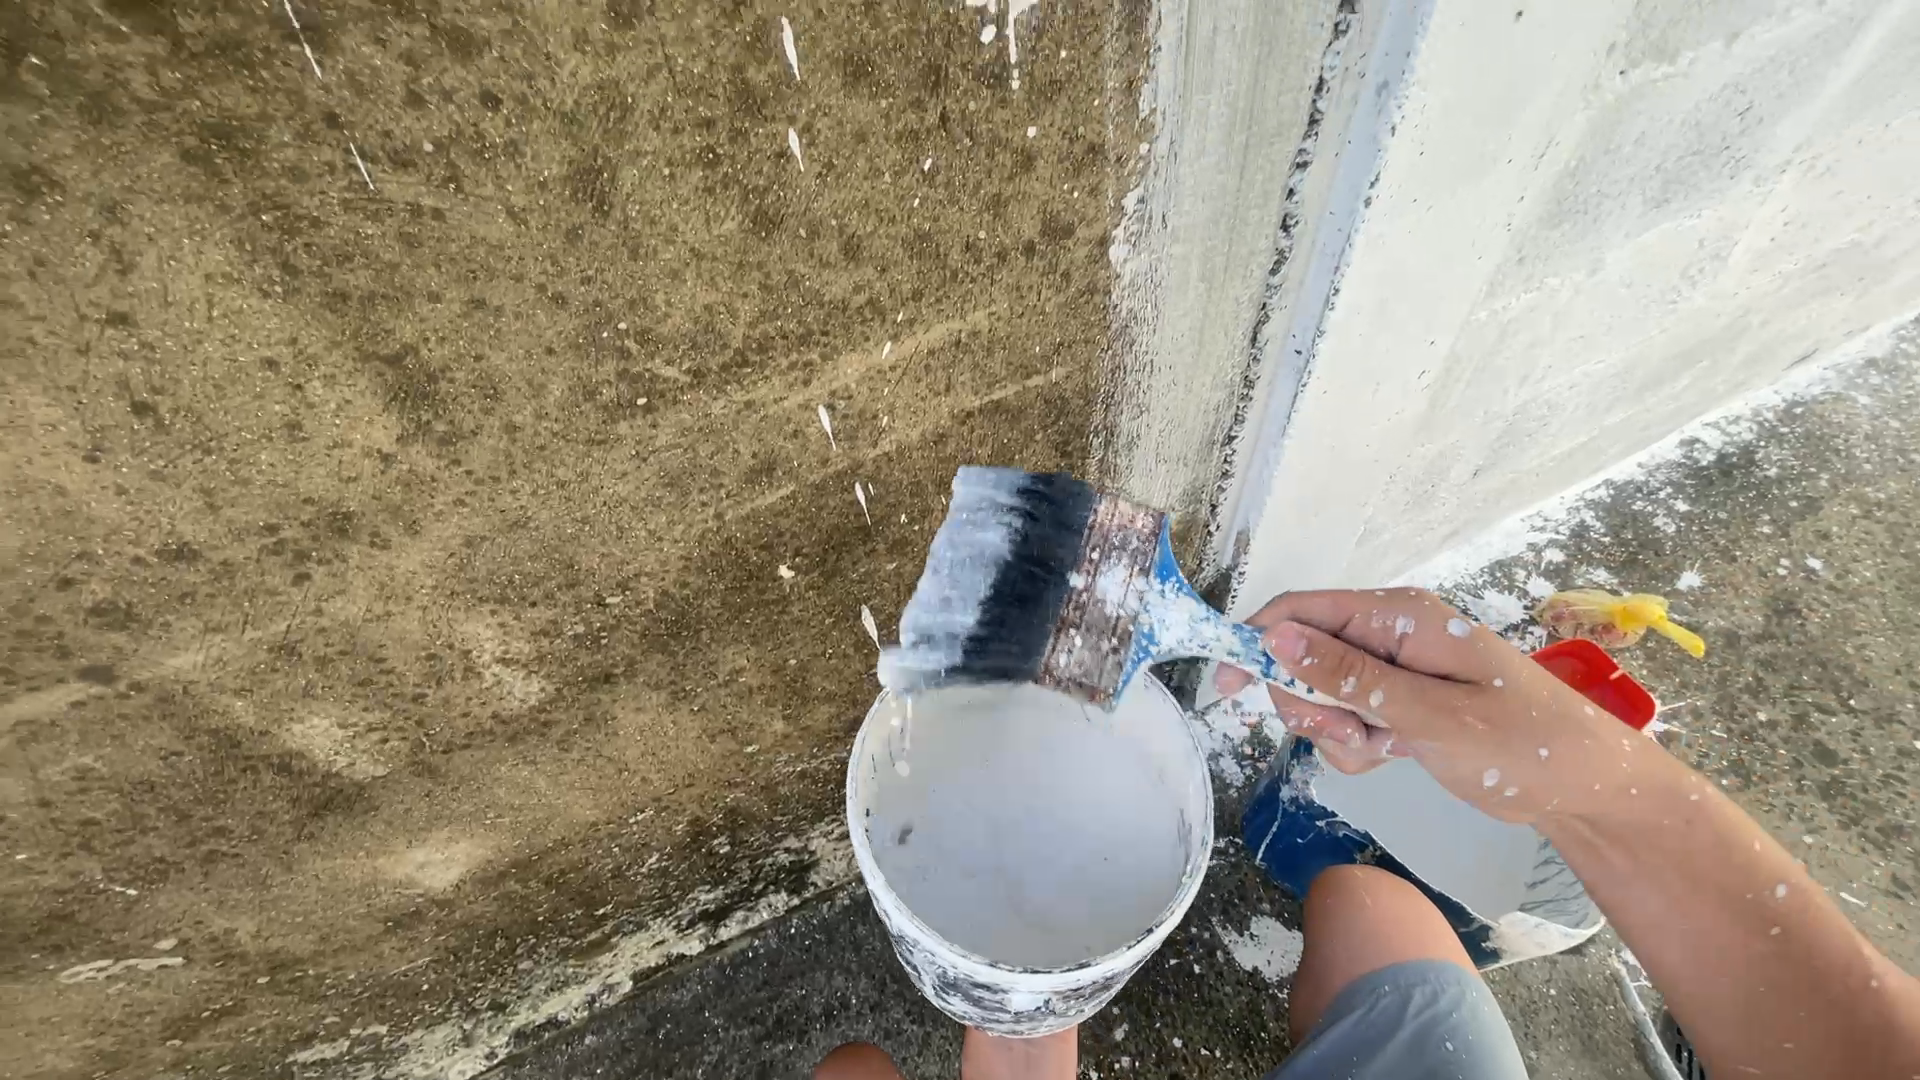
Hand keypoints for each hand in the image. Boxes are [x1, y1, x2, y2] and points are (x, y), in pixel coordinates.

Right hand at [1216, 588, 1661, 824]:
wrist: (1589, 794)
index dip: (1255, 640)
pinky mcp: (1392, 704)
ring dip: (1331, 728)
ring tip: (1379, 749)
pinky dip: (1350, 745)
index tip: (1226, 686)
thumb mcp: (1430, 713)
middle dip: (1308, 701)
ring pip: (1315, 693)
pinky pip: (1340, 720)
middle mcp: (1385, 636)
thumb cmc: (1524, 745)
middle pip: (1299, 656)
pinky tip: (1389, 756)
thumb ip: (1349, 674)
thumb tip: (1275, 636)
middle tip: (1344, 733)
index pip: (1301, 611)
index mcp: (1397, 617)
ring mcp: (1388, 671)